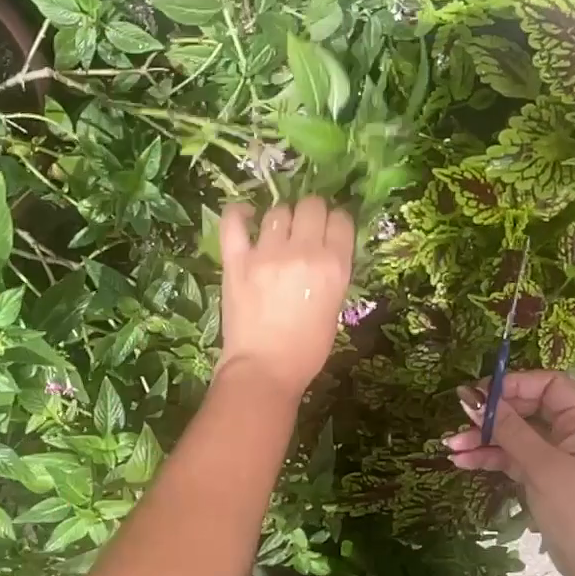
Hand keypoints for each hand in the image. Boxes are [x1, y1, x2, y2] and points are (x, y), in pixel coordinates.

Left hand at [216, 196, 353, 400]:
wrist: (264, 369)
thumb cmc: (306, 350)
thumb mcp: (334, 309)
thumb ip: (332, 274)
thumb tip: (324, 251)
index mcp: (334, 266)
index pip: (341, 220)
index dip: (335, 222)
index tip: (328, 231)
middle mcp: (302, 251)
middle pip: (311, 206)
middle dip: (310, 214)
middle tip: (303, 231)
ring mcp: (267, 253)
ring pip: (278, 211)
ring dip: (281, 218)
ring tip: (277, 233)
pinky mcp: (237, 260)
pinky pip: (233, 221)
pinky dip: (239, 213)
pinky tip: (246, 216)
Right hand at [443, 370, 574, 575]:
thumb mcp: (543, 467)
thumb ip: (510, 430)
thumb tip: (477, 398)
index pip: (551, 385)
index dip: (517, 383)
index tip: (482, 393)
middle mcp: (572, 435)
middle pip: (528, 408)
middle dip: (492, 413)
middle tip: (461, 418)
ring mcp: (557, 458)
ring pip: (516, 435)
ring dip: (483, 438)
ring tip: (450, 445)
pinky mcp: (543, 478)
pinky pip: (513, 458)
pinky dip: (489, 458)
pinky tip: (462, 462)